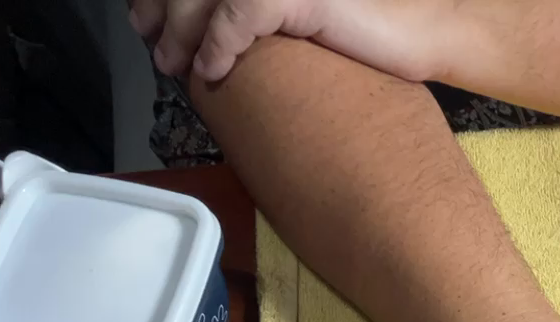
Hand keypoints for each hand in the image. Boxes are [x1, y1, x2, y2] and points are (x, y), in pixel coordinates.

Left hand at [129, 0, 446, 82]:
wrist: (414, 32)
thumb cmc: (358, 34)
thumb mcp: (296, 20)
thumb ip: (258, 15)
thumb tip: (209, 36)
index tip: (145, 20)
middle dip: (161, 11)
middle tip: (153, 48)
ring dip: (180, 34)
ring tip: (175, 69)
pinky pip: (239, 19)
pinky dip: (218, 47)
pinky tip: (211, 73)